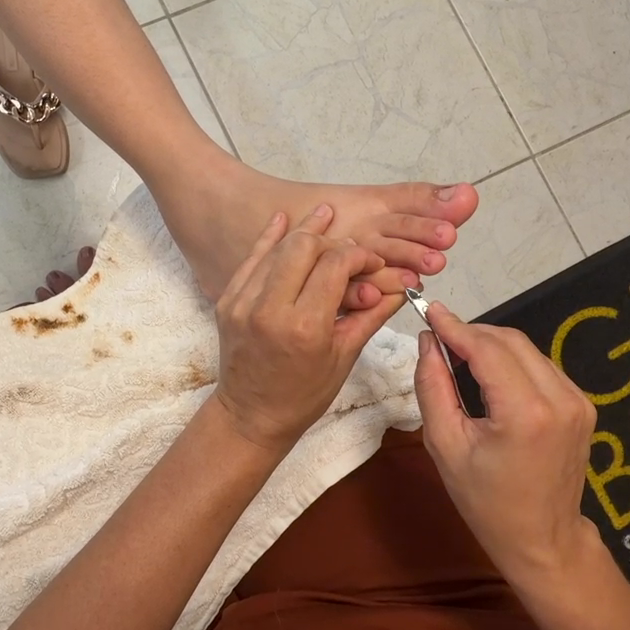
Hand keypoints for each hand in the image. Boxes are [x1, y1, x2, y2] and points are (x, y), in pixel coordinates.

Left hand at [211, 206, 405, 450]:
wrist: (251, 414)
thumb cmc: (304, 394)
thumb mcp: (344, 356)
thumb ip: (371, 313)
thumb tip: (402, 283)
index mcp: (304, 328)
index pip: (335, 266)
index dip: (359, 255)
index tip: (371, 261)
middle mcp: (269, 309)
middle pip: (304, 247)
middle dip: (332, 241)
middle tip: (348, 250)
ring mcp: (243, 303)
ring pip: (277, 247)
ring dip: (304, 232)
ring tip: (325, 215)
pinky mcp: (228, 300)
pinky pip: (250, 259)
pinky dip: (269, 238)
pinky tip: (284, 219)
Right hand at [412, 302, 599, 578]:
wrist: (541, 539)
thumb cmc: (485, 500)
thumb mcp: (444, 445)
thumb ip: (433, 386)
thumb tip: (429, 342)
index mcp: (525, 413)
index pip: (487, 349)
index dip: (455, 327)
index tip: (429, 311)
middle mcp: (560, 399)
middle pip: (510, 342)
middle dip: (472, 333)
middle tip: (438, 338)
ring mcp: (578, 401)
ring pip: (527, 350)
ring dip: (491, 345)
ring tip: (459, 357)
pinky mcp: (582, 405)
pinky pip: (541, 367)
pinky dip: (511, 361)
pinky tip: (488, 375)